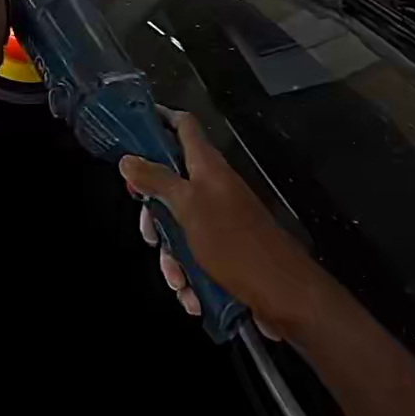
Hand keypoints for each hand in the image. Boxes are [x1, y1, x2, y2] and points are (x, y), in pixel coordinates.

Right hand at [119, 109, 333, 338]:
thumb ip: (156, 179)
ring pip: (177, 223)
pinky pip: (193, 252)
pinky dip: (189, 273)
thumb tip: (128, 159)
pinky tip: (191, 294)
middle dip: (153, 211)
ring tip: (176, 280)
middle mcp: (211, 185)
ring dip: (171, 255)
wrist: (286, 297)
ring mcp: (219, 217)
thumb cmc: (234, 242)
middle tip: (148, 232)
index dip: (160, 118)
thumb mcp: (187, 206)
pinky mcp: (224, 248)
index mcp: (206, 164)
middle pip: (169, 180)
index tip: (133, 125)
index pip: (182, 124)